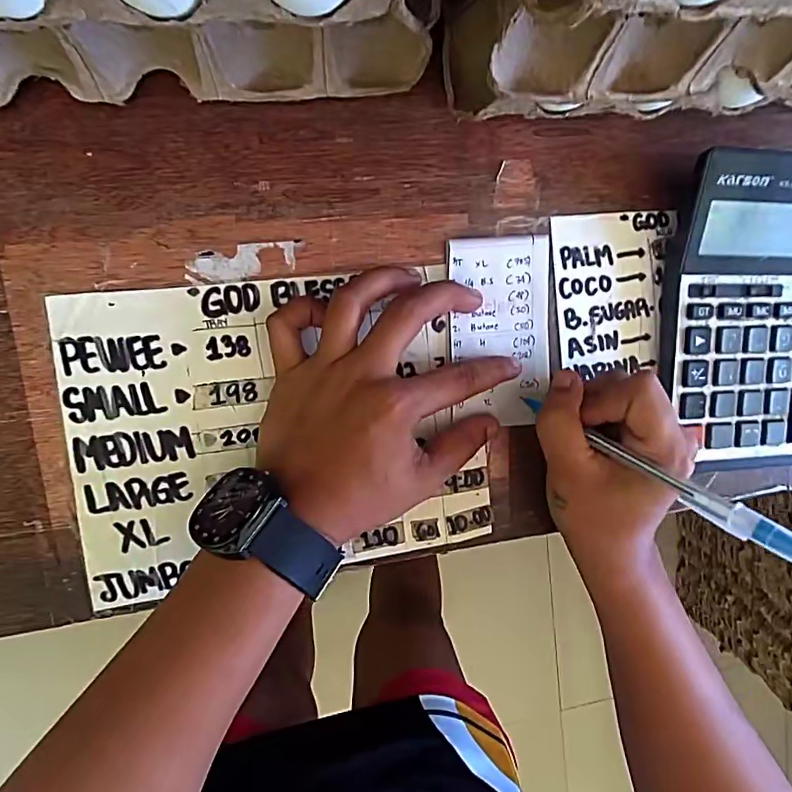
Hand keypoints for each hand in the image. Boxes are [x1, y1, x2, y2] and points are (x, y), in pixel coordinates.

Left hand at [258, 267, 519, 543]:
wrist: (294, 514)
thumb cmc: (356, 499)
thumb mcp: (419, 481)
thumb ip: (459, 447)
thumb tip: (490, 423)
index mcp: (396, 405)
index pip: (457, 378)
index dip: (489, 370)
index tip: (505, 364)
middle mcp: (362, 375)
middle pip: (408, 313)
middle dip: (446, 295)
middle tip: (466, 296)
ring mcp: (323, 368)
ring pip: (349, 301)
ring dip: (381, 280)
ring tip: (405, 277)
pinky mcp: (291, 373)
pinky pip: (287, 326)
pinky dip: (302, 309)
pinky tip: (326, 308)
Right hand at [535, 368, 700, 581]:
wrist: (611, 549)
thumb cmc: (597, 523)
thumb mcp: (566, 470)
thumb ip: (559, 420)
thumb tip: (564, 381)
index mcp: (667, 447)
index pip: (637, 387)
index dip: (600, 399)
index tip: (582, 427)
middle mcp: (677, 436)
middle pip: (631, 384)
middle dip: (595, 403)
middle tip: (581, 439)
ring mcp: (669, 435)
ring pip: (625, 391)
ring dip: (597, 410)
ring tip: (589, 446)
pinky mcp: (656, 435)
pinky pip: (625, 404)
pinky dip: (603, 417)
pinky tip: (597, 446)